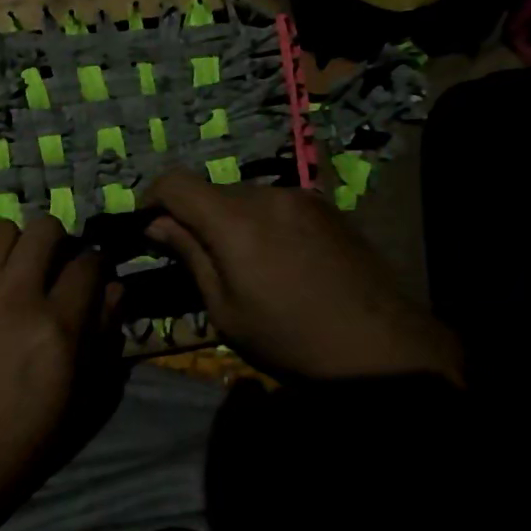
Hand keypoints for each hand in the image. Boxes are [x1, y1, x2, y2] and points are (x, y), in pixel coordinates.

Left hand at [0, 216, 121, 514]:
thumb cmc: (12, 446)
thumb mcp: (76, 403)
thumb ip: (102, 338)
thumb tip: (114, 290)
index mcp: (55, 328)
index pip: (88, 264)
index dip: (97, 265)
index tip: (92, 276)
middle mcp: (14, 296)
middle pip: (46, 229)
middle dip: (60, 242)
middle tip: (55, 268)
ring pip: (3, 228)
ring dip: (18, 244)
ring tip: (16, 272)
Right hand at [143, 170, 462, 383]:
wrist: (382, 349)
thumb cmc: (290, 339)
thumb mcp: (226, 310)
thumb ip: (190, 255)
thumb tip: (157, 223)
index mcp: (235, 219)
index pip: (176, 182)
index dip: (153, 198)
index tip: (149, 227)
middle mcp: (267, 195)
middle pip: (212, 190)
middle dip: (195, 216)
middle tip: (199, 259)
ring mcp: (302, 197)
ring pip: (246, 197)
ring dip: (232, 220)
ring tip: (247, 265)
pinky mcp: (327, 208)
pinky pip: (278, 204)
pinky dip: (264, 222)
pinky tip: (282, 261)